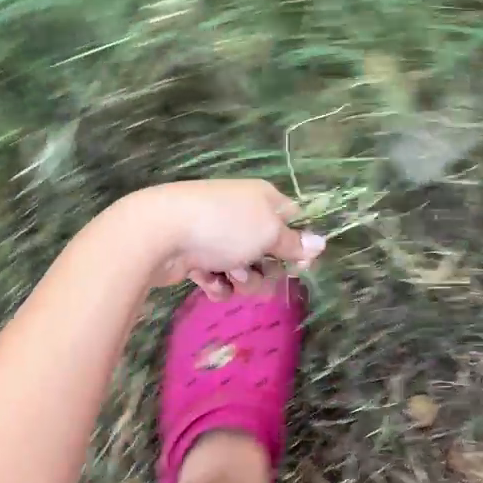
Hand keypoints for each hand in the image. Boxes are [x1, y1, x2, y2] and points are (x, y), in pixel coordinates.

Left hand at [117, 180, 325, 299]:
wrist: (160, 232)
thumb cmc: (224, 226)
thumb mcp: (269, 232)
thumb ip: (294, 243)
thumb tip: (322, 242)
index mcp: (263, 199)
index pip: (292, 219)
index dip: (298, 244)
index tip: (299, 264)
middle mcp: (242, 215)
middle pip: (269, 251)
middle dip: (266, 268)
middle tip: (255, 269)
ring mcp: (217, 236)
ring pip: (245, 269)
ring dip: (241, 279)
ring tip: (227, 275)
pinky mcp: (196, 257)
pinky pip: (218, 278)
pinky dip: (215, 283)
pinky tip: (205, 280)